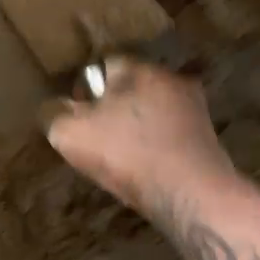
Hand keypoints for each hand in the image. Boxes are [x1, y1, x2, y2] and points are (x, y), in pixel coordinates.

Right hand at [43, 57, 234, 213]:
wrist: (190, 194)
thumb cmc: (126, 154)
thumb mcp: (68, 133)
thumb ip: (53, 113)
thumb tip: (56, 107)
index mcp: (137, 69)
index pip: (102, 64)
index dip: (83, 88)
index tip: (75, 113)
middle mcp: (171, 79)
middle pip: (128, 87)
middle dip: (109, 106)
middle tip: (93, 134)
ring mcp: (194, 108)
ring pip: (148, 110)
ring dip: (132, 126)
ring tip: (117, 153)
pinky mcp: (206, 136)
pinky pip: (166, 131)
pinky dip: (152, 143)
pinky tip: (141, 164)